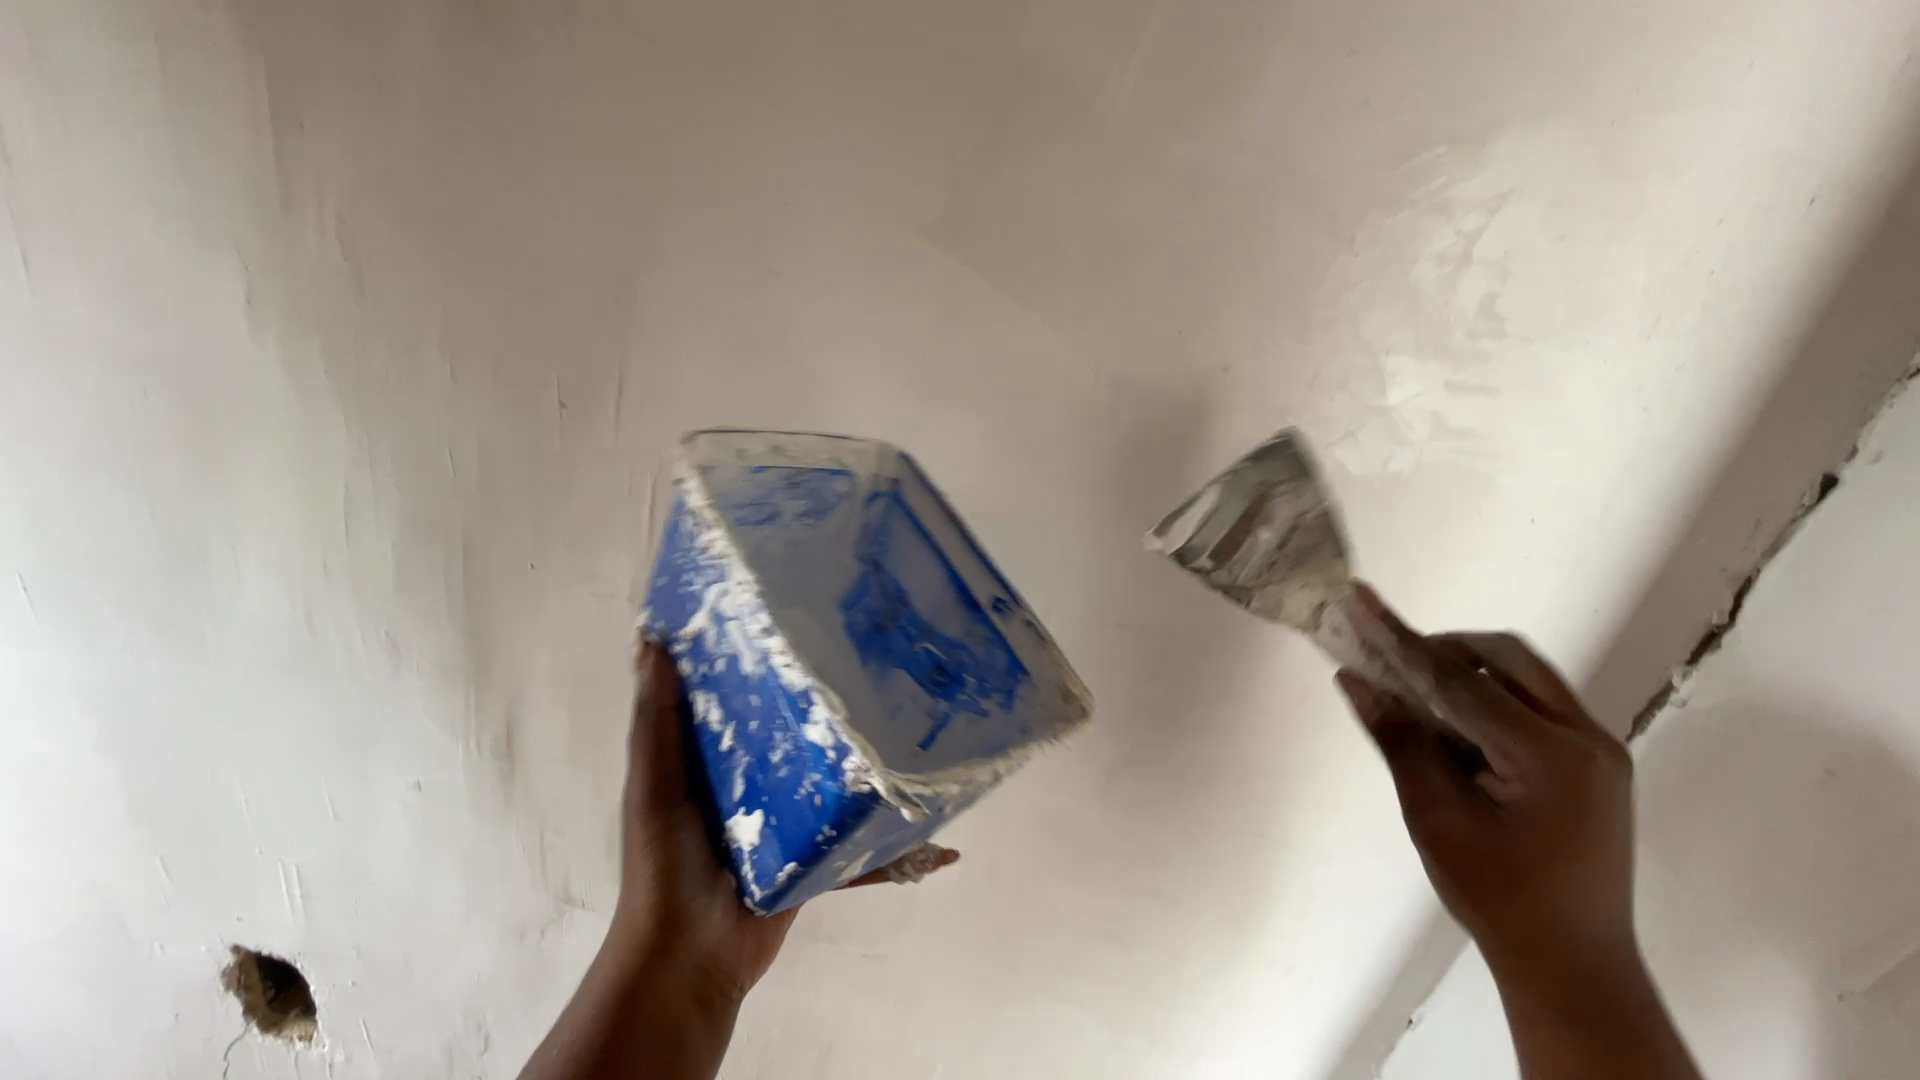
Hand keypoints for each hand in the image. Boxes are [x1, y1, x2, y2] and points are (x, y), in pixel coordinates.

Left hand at [519, 642, 959, 1079]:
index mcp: (714, 758)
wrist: (690, 958)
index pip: (743, 694)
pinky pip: (864, 848)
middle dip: (837, 707)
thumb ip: (658, 720)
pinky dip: (901, 850)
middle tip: (883, 665)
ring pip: (840, 785)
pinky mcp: (817, 859)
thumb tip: (652, 637)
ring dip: (876, 769)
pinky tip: (944, 844)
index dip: (766, 657)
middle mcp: (756, 783)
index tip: (805, 612)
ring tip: (923, 733)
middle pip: (801, 735)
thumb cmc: (666, 862)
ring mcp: (791, 822)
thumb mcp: (655, 783)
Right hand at [1334, 586, 1635, 969]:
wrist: (1572, 962)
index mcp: (1548, 755)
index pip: (1459, 680)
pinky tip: (1458, 731)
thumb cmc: (1496, 894)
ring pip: (1527, 677)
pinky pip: (1538, 706)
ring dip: (1470, 672)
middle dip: (1445, 649)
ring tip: (1421, 699)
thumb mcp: (1434, 816)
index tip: (1363, 601)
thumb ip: (1398, 739)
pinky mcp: (1596, 764)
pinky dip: (1492, 700)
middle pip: (1508, 658)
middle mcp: (1586, 738)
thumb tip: (1355, 679)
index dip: (1401, 640)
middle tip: (1394, 663)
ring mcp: (1599, 750)